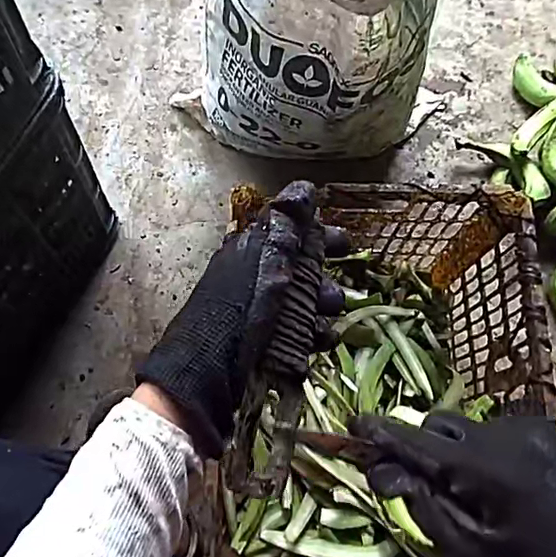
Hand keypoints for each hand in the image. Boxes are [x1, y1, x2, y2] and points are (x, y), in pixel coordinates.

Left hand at [137, 181, 345, 454]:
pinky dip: (312, 337)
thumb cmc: (237, 308)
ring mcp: (262, 312)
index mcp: (256, 251)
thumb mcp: (265, 257)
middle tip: (334, 298)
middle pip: (307, 273)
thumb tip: (305, 187)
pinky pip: (300, 333)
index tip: (347, 246)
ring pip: (307, 305)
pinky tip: (316, 344)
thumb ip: (288, 224)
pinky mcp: (266, 342)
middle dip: (327, 284)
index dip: (325, 238)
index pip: (297, 235)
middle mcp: (260, 277)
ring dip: (322, 313)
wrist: (208, 369)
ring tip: (323, 326)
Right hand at [354, 412, 555, 556]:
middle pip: (440, 424)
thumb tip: (389, 474)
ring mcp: (528, 426)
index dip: (383, 433)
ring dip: (456, 450)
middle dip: (422, 446)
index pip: (419, 442)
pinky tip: (504, 482)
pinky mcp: (544, 427)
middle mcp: (504, 434)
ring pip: (468, 426)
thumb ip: (425, 509)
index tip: (355, 423)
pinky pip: (496, 429)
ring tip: (474, 489)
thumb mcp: (472, 552)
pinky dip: (484, 448)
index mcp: (485, 468)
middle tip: (419, 478)